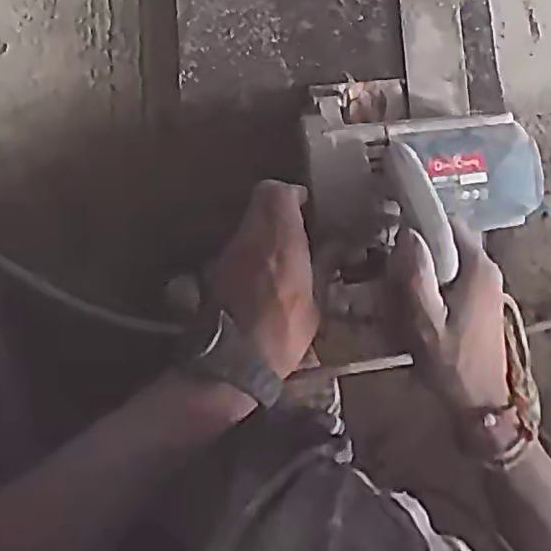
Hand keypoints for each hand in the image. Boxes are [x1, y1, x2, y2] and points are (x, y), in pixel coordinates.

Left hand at [211, 181, 320, 377]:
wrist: (234, 359)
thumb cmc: (283, 331)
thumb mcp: (316, 302)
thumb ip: (323, 267)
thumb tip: (334, 247)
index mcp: (280, 238)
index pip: (277, 191)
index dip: (292, 194)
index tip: (306, 206)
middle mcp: (251, 235)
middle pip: (260, 199)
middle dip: (279, 207)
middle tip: (297, 225)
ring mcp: (230, 249)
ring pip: (248, 221)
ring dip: (265, 227)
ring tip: (283, 251)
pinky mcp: (216, 267)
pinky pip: (239, 243)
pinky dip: (252, 247)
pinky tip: (264, 271)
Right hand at [387, 218, 507, 413]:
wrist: (483, 405)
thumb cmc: (453, 363)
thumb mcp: (426, 320)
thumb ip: (417, 275)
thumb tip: (408, 233)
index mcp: (479, 267)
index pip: (449, 222)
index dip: (420, 221)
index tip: (393, 230)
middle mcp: (489, 269)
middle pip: (449, 239)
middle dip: (420, 245)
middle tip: (392, 261)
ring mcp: (489, 286)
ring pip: (451, 258)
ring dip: (426, 264)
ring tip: (399, 280)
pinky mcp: (483, 301)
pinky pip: (455, 275)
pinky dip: (436, 279)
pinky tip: (417, 298)